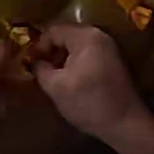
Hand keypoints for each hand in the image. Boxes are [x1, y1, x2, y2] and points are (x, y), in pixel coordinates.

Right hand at [31, 24, 152, 147]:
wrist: (125, 123)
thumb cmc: (88, 102)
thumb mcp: (56, 87)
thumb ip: (41, 69)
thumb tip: (34, 61)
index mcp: (86, 36)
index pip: (54, 30)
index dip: (38, 45)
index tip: (28, 62)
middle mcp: (99, 36)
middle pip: (66, 35)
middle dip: (50, 51)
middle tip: (38, 69)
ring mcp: (108, 48)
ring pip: (76, 46)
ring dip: (62, 58)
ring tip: (51, 76)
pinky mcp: (112, 60)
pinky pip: (87, 54)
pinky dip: (74, 62)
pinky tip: (68, 79)